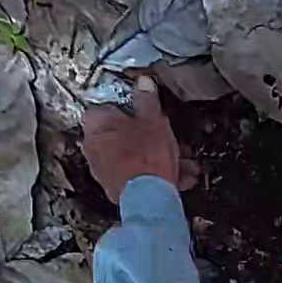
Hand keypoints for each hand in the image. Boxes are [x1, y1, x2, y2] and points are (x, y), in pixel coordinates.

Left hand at [82, 76, 181, 202]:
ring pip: (137, 158)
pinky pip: (140, 177)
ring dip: (163, 159)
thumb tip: (143, 81)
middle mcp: (95, 151)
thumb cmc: (147, 156)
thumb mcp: (152, 120)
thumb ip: (147, 100)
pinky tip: (182, 178)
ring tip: (187, 164)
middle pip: (125, 136)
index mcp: (96, 128)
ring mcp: (106, 173)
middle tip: (174, 140)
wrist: (150, 201)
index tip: (147, 112)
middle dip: (154, 139)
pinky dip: (159, 176)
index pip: (105, 108)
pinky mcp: (120, 191)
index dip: (129, 108)